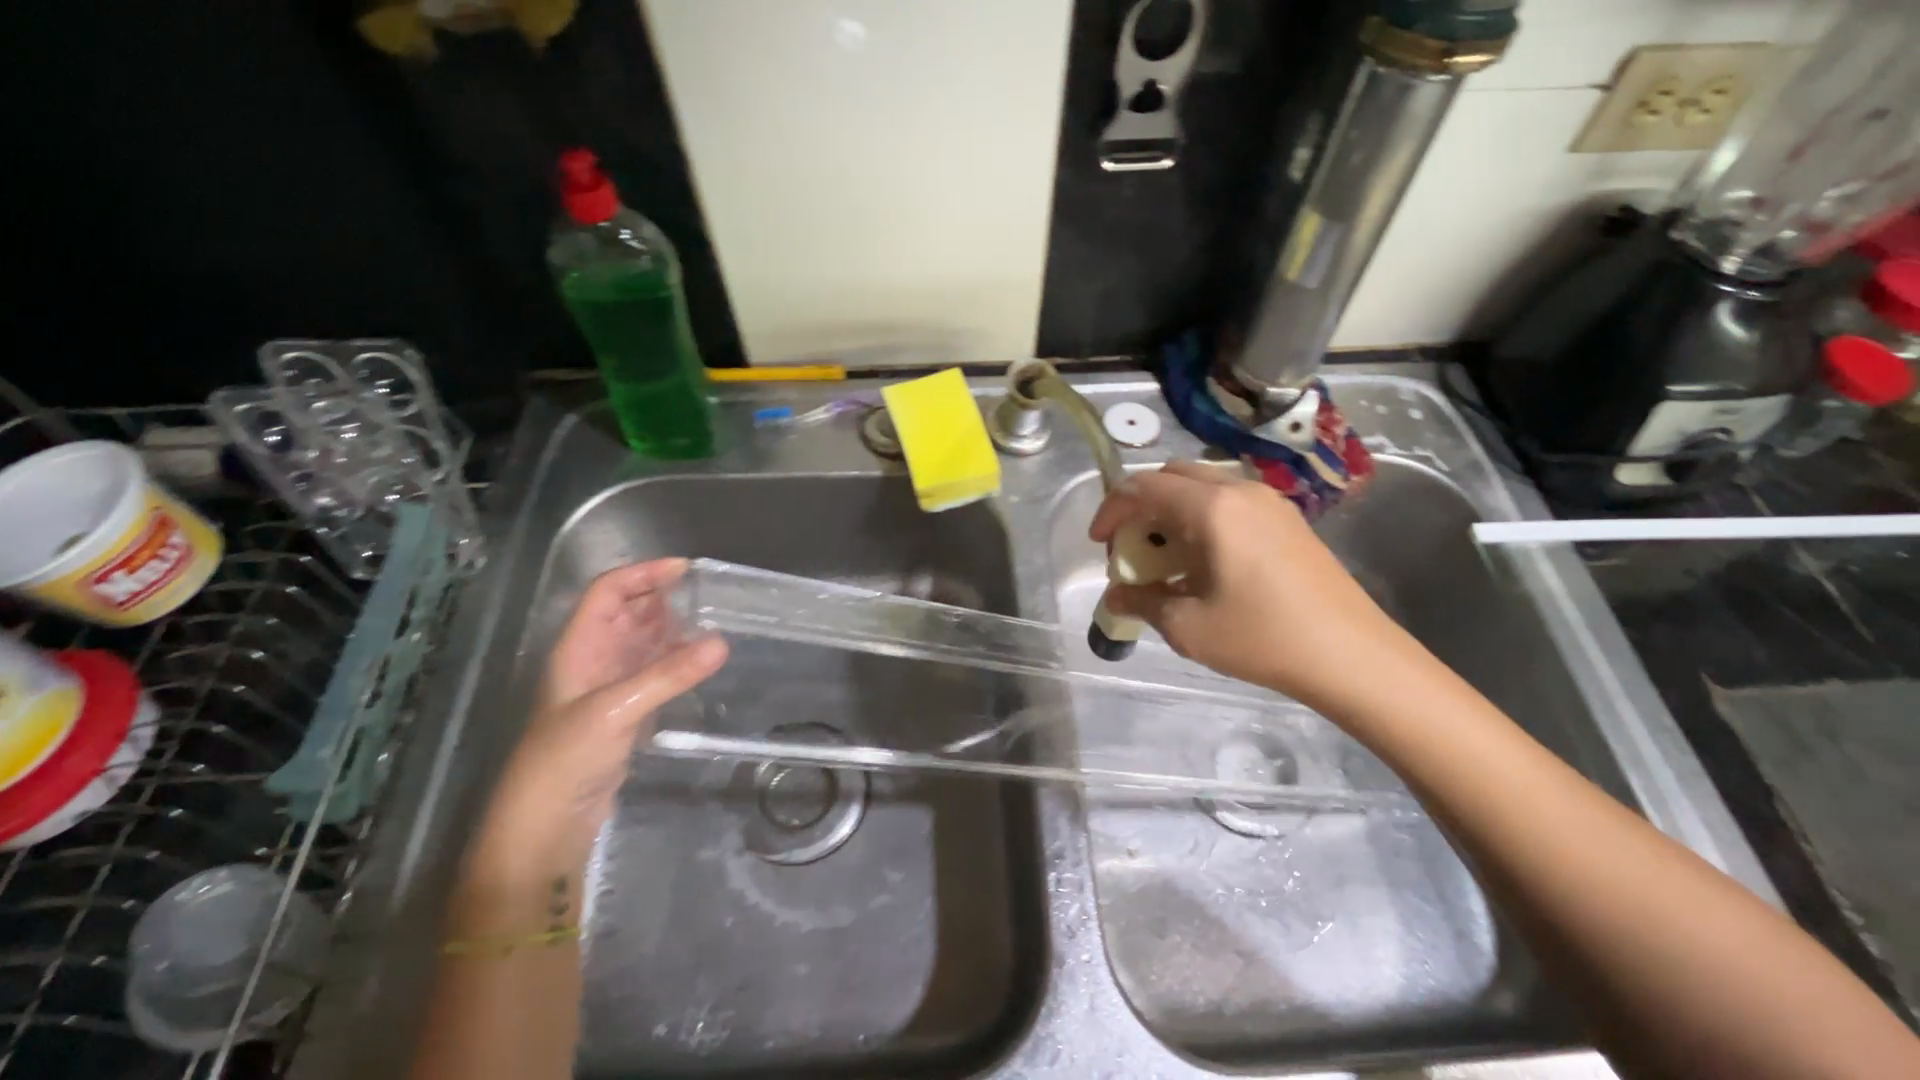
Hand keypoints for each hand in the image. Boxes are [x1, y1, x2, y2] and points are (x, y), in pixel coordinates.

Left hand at [469, 559, 727, 883]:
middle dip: (658, 598)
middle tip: (702, 596)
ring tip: (706, 622)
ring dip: (667, 630)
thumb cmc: (566, 758)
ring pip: (638, 644)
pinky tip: (696, 664)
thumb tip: (721, 642)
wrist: (546, 824)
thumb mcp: (617, 710)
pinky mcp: (621, 716)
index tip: (685, 570)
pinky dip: (672, 663)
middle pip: (624, 613)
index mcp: (577, 648)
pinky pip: (649, 675)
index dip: (642, 574)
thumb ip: (668, 675)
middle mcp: (590, 661)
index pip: (607, 592)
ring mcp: (605, 690)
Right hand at [1088, 462, 1417, 712]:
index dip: (1111, 510)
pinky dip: (1203, 519)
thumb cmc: (1262, 638)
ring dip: (1173, 511)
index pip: (1143, 487)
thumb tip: (1117, 595)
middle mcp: (1240, 490)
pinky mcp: (1289, 520)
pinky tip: (1205, 563)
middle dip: (1141, 506)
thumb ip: (1142, 602)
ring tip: (1166, 558)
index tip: (1099, 544)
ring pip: (1204, 486)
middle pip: (1173, 477)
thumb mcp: (1187, 626)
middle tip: (1131, 548)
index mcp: (1211, 508)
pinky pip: (1231, 502)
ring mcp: (1270, 502)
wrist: (1350, 654)